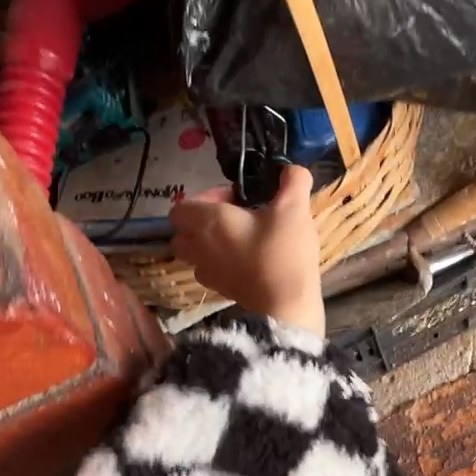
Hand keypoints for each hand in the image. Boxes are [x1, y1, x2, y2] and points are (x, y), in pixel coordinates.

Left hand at [170, 164, 325, 336]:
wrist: (287, 306)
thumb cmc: (283, 252)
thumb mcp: (294, 209)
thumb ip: (293, 182)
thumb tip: (292, 169)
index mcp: (208, 221)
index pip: (181, 206)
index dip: (206, 197)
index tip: (236, 198)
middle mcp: (199, 247)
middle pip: (183, 232)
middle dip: (203, 223)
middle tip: (235, 219)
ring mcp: (207, 273)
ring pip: (196, 254)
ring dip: (211, 245)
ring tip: (243, 241)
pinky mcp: (221, 292)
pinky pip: (212, 272)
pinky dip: (224, 265)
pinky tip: (252, 263)